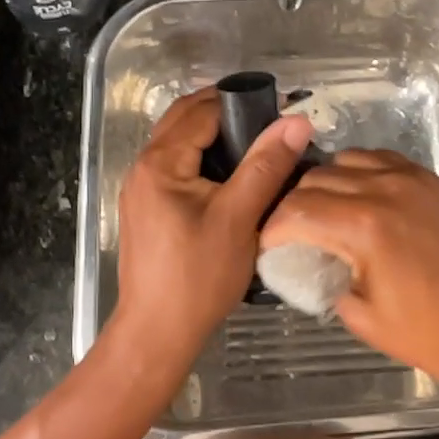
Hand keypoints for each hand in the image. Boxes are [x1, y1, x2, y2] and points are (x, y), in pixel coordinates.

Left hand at [112, 87, 313, 365]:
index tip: (280, 111)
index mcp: (160, 162)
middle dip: (225, 112)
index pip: (202, 111)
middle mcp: (143, 167)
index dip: (241, 104)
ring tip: (257, 146)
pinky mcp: (146, 209)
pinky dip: (202, 158)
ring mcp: (140, 189)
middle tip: (270, 122)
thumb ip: (266, 165)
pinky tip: (231, 177)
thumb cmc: (198, 276)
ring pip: (179, 142)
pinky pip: (175, 166)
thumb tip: (297, 121)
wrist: (157, 334)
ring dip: (213, 135)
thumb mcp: (238, 218)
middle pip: (184, 119)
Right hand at [259, 149, 438, 392]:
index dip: (273, 229)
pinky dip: (359, 172)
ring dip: (325, 184)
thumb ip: (332, 286)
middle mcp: (382, 189)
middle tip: (291, 236)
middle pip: (315, 180)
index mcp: (363, 226)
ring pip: (346, 160)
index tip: (267, 248)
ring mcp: (410, 179)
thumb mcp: (369, 322)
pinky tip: (359, 198)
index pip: (296, 210)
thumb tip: (320, 269)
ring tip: (324, 214)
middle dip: (294, 206)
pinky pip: (381, 159)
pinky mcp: (431, 180)